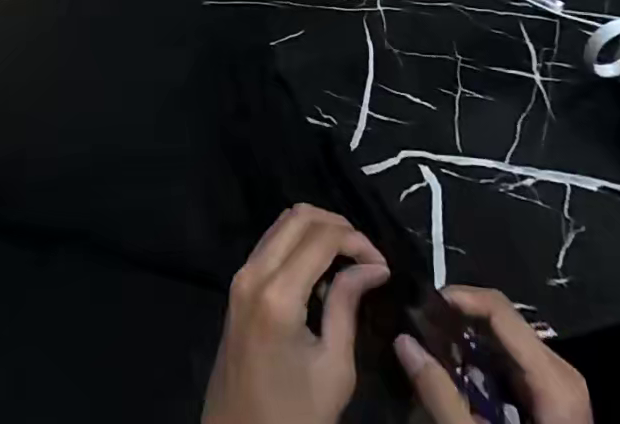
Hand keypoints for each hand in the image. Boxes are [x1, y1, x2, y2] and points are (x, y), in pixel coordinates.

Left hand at [203, 204, 390, 423]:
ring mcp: (240, 279)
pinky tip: (320, 268)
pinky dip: (299, 242)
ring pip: (282, 223)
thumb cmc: (292, 417)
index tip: (382, 265)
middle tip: (365, 255)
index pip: (323, 236)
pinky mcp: (237, 288)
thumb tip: (373, 266)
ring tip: (347, 258)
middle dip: (338, 226)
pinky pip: (271, 243)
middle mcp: (252, 274)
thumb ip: (347, 304)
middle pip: (299, 216)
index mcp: (277, 295)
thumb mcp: (333, 368)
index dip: (359, 241)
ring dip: (318, 229)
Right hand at [395, 286, 591, 423]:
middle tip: (418, 330)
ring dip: (467, 343)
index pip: (500, 310)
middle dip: (458, 322)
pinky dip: (481, 365)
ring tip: (430, 350)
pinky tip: (456, 376)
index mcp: (553, 378)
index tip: (420, 306)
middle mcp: (560, 370)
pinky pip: (512, 365)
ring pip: (505, 342)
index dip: (458, 298)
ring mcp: (559, 386)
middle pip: (503, 322)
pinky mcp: (551, 400)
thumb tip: (403, 342)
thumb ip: (439, 393)